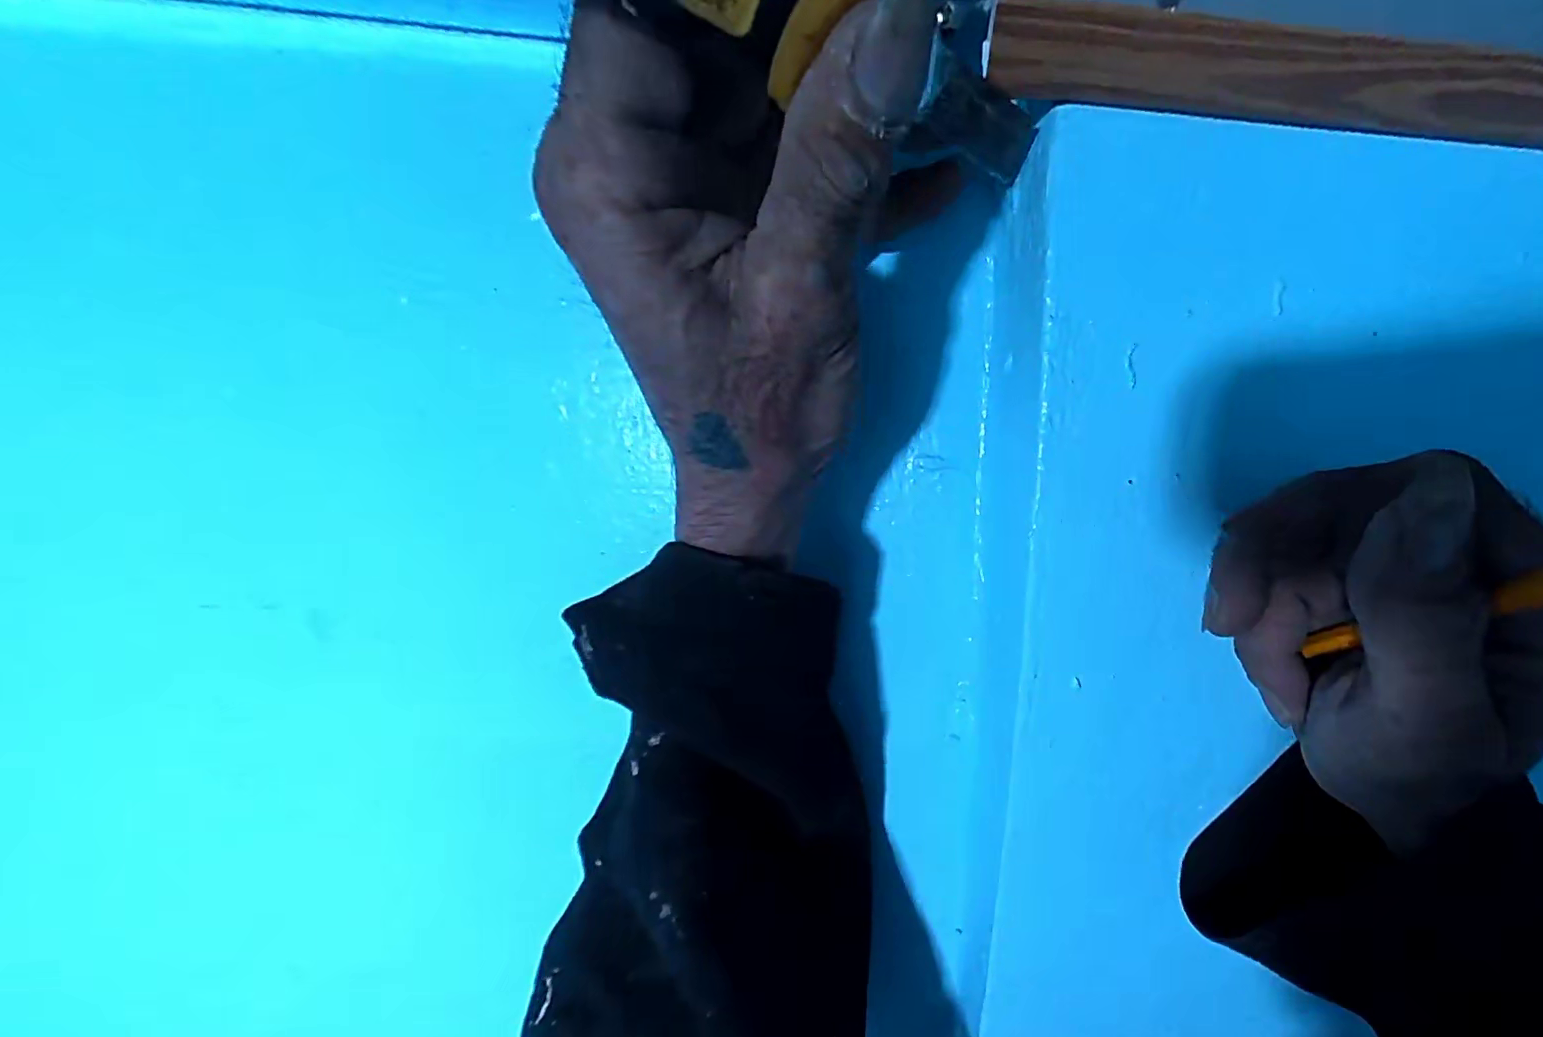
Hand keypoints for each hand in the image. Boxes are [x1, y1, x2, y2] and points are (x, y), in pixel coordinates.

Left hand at [534, 0, 959, 563]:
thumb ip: (838, 153)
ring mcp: (692, 190)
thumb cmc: (759, 408)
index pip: (639, 13)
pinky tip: (935, 166)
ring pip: (764, 92)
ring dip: (848, 88)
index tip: (827, 5)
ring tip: (932, 76)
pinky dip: (860, 158)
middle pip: (710, 40)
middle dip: (806, 29)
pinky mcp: (741, 219)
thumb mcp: (800, 283)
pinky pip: (795, 157)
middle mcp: (635, 163)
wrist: (761, 483)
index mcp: (607, 169)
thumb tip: (895, 18)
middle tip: (900, 27)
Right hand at [1204, 452, 1542, 851]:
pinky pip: (1275, 556)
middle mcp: (1472, 550)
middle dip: (1274, 575)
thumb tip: (1427, 492)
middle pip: (1343, 504)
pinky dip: (1255, 609)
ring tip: (1278, 680)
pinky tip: (1273, 662)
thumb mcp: (1421, 717)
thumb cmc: (1415, 779)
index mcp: (1532, 579)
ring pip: (1294, 533)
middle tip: (1237, 634)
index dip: (1329, 522)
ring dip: (1260, 606)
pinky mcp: (1354, 569)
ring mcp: (1406, 556)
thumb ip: (1423, 614)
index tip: (1267, 596)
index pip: (1427, 486)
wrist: (1383, 807)